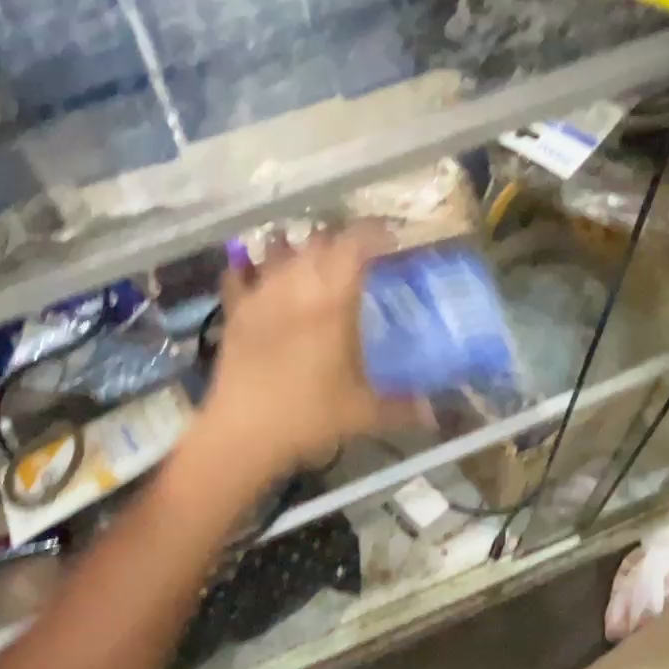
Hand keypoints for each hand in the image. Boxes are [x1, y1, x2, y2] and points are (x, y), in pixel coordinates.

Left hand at [199, 221, 425, 476]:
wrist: (244, 434)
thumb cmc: (309, 417)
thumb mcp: (364, 413)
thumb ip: (403, 407)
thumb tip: (435, 412)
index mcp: (333, 301)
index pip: (356, 244)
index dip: (375, 234)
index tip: (391, 241)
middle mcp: (296, 286)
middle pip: (318, 241)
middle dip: (339, 242)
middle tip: (356, 258)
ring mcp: (260, 295)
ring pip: (278, 250)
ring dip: (297, 249)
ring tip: (310, 262)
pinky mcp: (234, 312)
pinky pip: (238, 273)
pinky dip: (251, 267)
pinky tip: (258, 275)